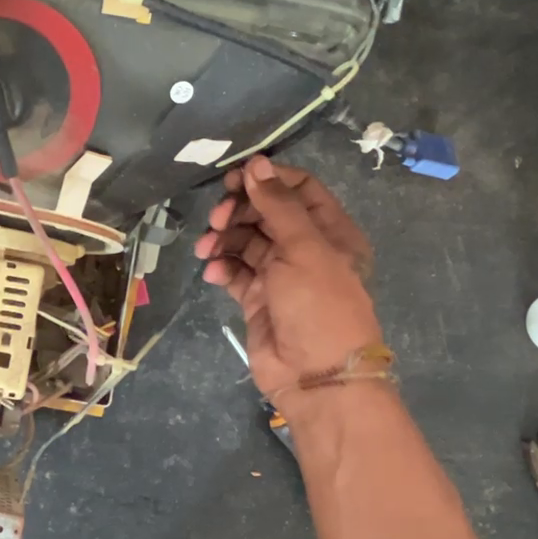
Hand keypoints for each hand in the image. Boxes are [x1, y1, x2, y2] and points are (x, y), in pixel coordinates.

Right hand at [194, 156, 380, 404]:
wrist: (315, 375)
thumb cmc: (319, 305)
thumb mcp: (304, 248)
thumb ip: (278, 205)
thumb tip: (256, 163)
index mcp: (330, 231)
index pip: (298, 190)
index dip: (267, 180)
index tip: (236, 178)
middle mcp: (305, 248)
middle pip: (266, 213)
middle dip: (238, 210)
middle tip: (217, 218)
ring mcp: (280, 274)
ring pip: (245, 241)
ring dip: (224, 239)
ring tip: (208, 249)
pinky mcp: (257, 298)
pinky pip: (235, 271)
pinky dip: (222, 267)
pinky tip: (213, 273)